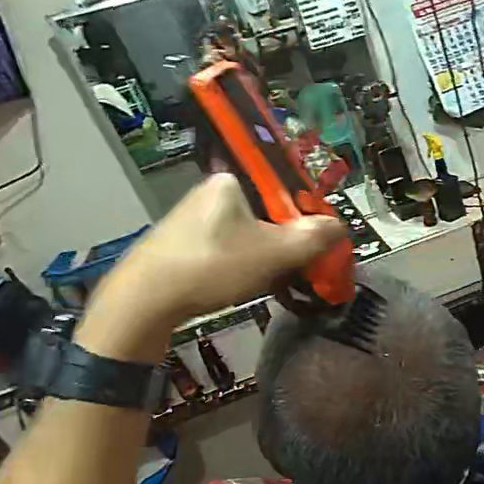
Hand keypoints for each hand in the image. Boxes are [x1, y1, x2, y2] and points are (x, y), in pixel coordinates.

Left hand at [78, 174, 343, 361]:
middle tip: (299, 267)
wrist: (143, 302)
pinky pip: (226, 249)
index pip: (282, 187)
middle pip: (267, 213)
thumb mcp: (276, 252)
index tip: (316, 241)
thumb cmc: (213, 265)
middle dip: (286, 240)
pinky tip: (245, 287)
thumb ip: (314, 237)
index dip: (305, 214)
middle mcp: (209, 192)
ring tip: (275, 282)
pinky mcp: (179, 245)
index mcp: (230, 181)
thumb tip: (340, 226)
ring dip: (266, 256)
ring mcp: (191, 219)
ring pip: (247, 234)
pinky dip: (242, 265)